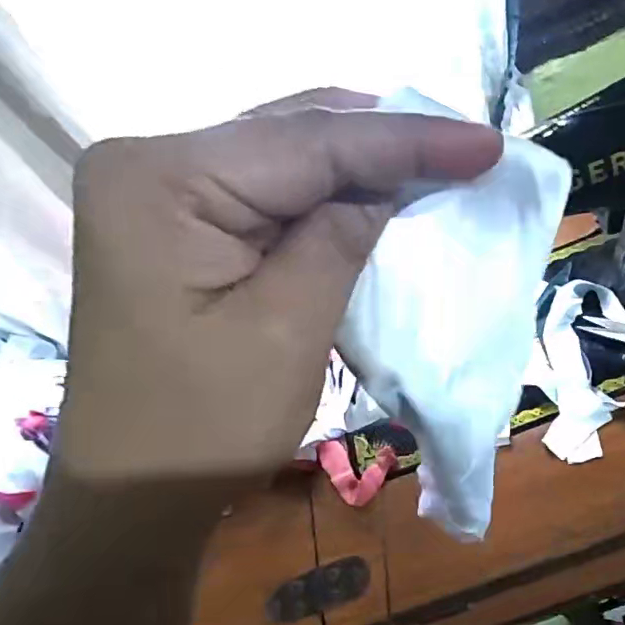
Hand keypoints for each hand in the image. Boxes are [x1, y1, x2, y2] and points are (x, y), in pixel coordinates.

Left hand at [60, 89, 502, 488]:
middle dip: (387, 140)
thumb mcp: (287, 331)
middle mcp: (150, 164)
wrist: (136, 492)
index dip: (408, 140)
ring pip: (285, 157)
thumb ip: (340, 240)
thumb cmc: (205, 427)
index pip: (308, 140)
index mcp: (161, 181)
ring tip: (438, 162)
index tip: (488, 143)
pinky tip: (376, 195)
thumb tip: (395, 184)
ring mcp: (160, 194)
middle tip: (469, 149)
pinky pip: (269, 193)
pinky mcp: (179, 226)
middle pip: (293, 133)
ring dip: (362, 164)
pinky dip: (329, 196)